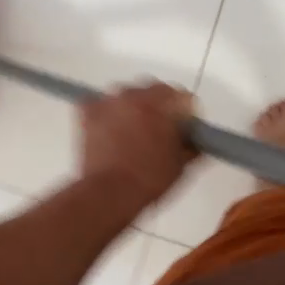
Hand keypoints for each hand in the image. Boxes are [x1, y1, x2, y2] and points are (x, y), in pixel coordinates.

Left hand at [78, 80, 197, 204]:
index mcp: (163, 103)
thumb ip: (192, 146)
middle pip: (153, 91)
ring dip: (133, 108)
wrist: (109, 194)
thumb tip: (196, 140)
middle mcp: (135, 93)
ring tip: (133, 134)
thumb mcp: (180, 166)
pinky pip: (102, 104)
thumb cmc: (150, 180)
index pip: (181, 96)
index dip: (186, 112)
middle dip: (159, 107)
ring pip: (126, 95)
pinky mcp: (88, 111)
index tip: (185, 128)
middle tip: (160, 131)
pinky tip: (111, 131)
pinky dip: (108, 113)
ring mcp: (108, 100)